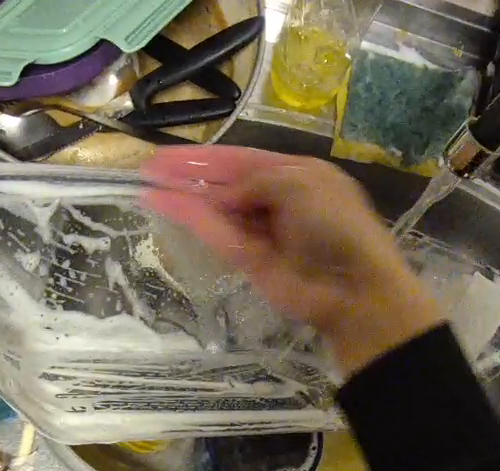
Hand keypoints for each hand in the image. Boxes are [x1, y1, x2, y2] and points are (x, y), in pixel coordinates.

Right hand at [140, 146, 441, 374]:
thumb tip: (222, 195)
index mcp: (294, 175)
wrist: (353, 287)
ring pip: (215, 210)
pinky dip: (190, 220)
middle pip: (224, 184)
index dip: (205, 157)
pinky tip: (163, 204)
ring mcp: (260, 234)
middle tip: (149, 167)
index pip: (242, 160)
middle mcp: (274, 202)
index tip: (170, 155)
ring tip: (146, 183)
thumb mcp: (301, 183)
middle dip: (188, 175)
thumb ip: (256, 180)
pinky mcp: (248, 262)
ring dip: (182, 196)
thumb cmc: (336, 225)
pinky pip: (215, 234)